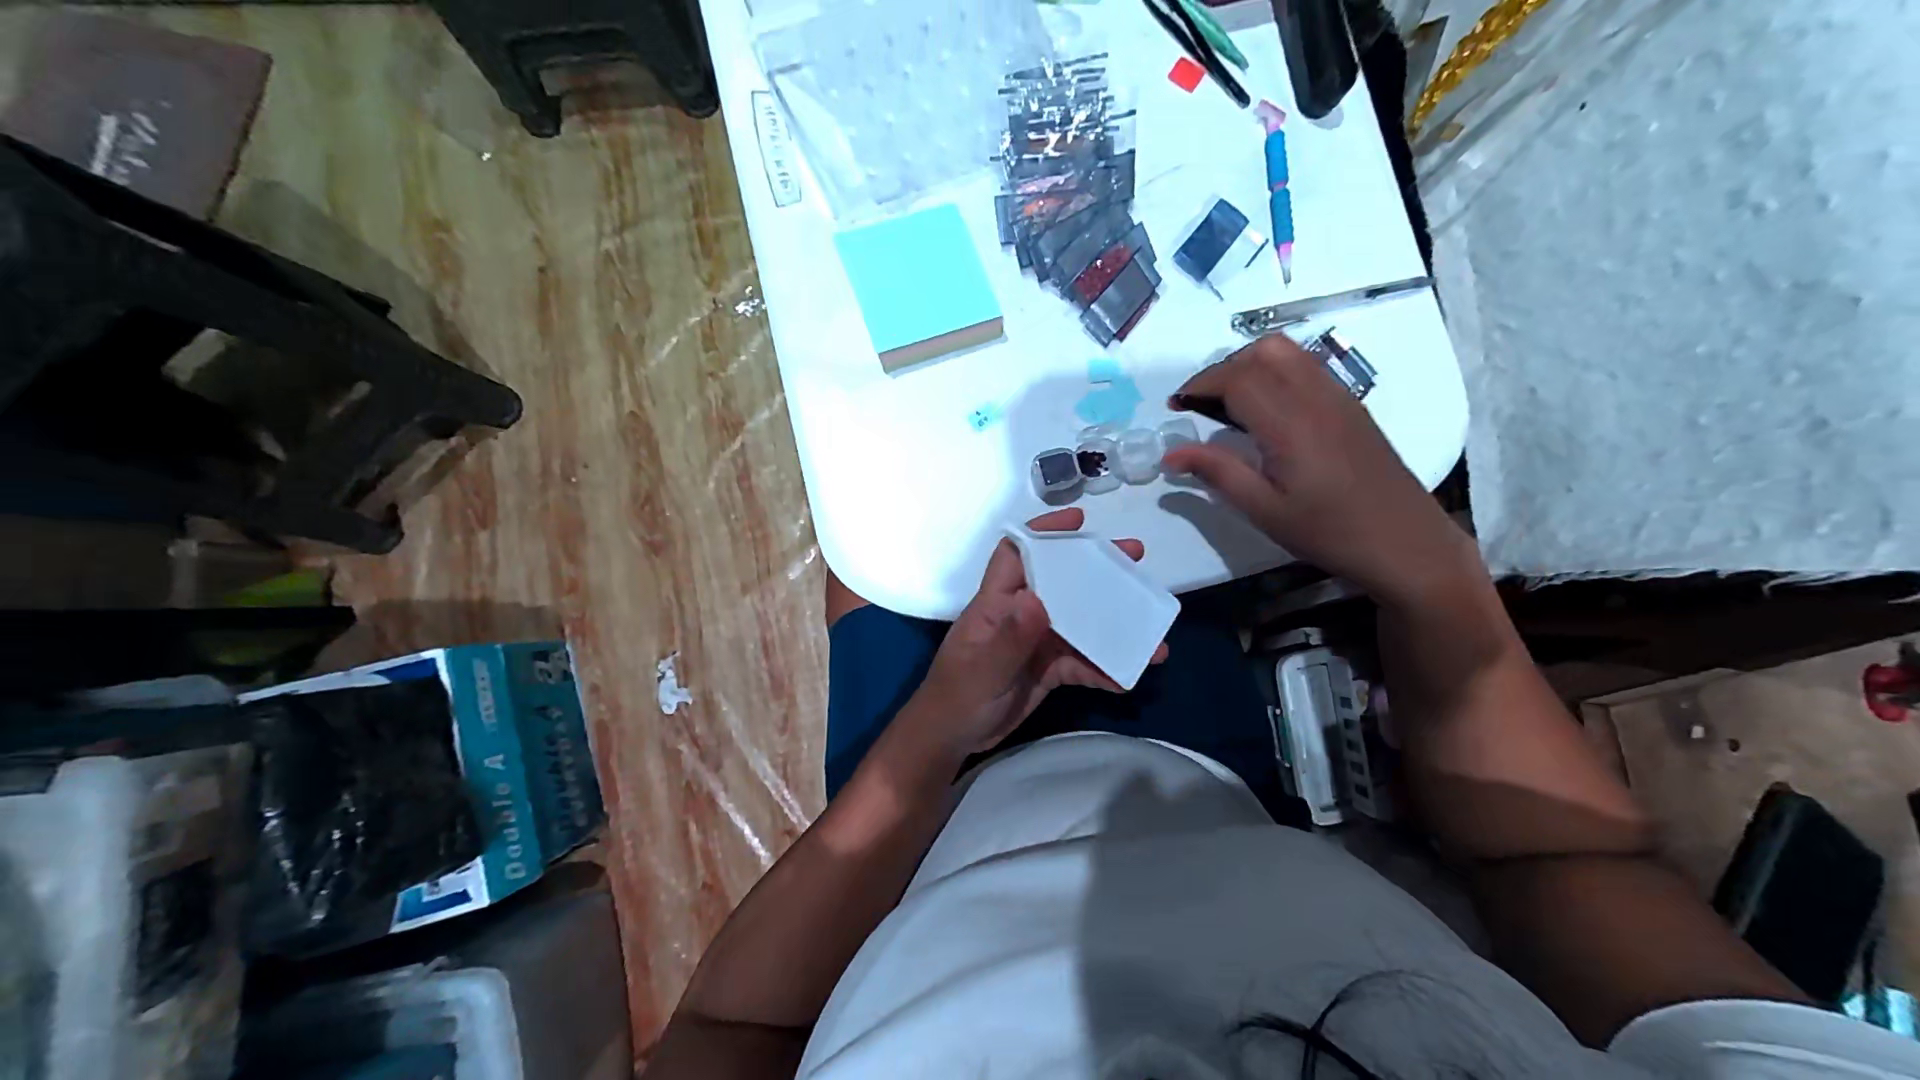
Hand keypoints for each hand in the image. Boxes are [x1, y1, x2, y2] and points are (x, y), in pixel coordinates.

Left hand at [890, 508, 1167, 766]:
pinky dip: (1104, 669)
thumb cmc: (956, 697)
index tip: (1079, 521)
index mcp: (996, 603)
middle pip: (1061, 583)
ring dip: (1113, 626)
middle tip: (1136, 558)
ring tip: (1152, 635)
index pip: (1017, 555)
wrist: (951, 740)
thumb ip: (1009, 638)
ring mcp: (1035, 642)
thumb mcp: (982, 669)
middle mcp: (1019, 615)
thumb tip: (1038, 600)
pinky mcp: (1047, 669)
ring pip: (1080, 625)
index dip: (1043, 532)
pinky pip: (1082, 663)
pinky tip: (1129, 677)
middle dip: (1097, 571)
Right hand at [1163, 334, 1477, 605]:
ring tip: (1229, 402)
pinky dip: (1275, 370)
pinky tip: (1266, 407)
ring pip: (1288, 352)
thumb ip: (1217, 473)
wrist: (1406, 543)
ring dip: (1249, 364)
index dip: (1200, 385)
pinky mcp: (1351, 405)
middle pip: (1262, 353)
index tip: (1176, 407)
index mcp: (1291, 424)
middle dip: (1221, 370)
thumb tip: (1171, 454)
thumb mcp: (1264, 510)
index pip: (1238, 378)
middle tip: (1199, 405)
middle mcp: (1316, 398)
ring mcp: (1339, 397)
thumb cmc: (1329, 532)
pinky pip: (1308, 366)